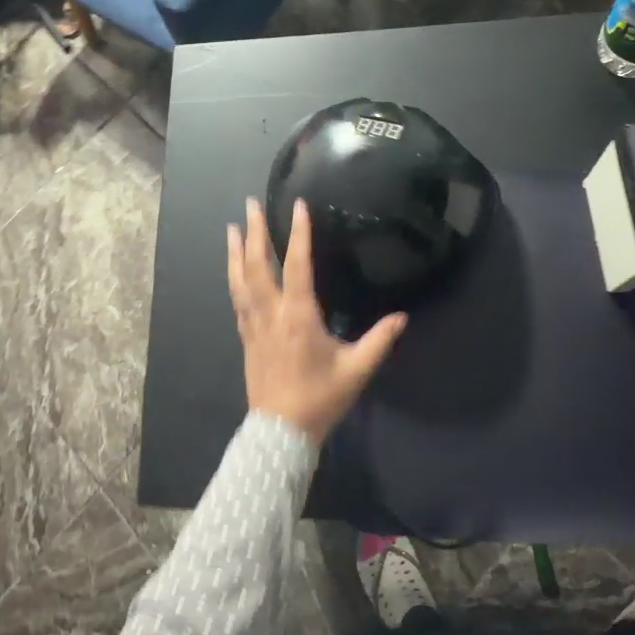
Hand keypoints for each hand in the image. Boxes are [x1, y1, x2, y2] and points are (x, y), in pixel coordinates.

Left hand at [227, 197, 406, 443]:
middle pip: (258, 265)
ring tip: (233, 228)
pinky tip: (234, 270)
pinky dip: (234, 278)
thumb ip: (379, 341)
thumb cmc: (320, 398)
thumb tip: (401, 317)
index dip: (298, 234)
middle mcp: (272, 313)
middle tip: (250, 204)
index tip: (297, 206)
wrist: (280, 431)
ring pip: (240, 280)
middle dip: (255, 232)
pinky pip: (237, 300)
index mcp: (298, 316)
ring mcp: (254, 324)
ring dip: (237, 252)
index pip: (298, 265)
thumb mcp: (356, 370)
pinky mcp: (246, 337)